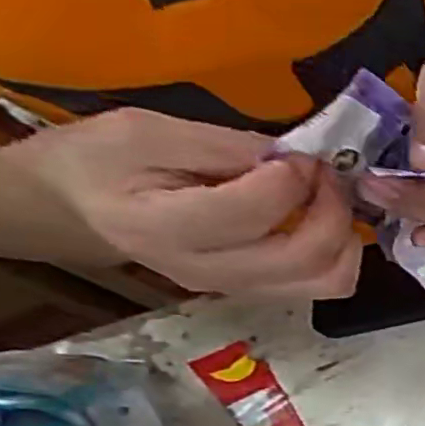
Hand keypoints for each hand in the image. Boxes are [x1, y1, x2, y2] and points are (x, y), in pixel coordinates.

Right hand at [2, 108, 360, 297]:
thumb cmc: (102, 161)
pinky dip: (340, 251)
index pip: (250, 214)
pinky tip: (323, 218)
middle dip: (333, 212)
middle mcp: (209, 273)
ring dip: (345, 237)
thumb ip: (223, 146)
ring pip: (328, 281)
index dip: (290, 183)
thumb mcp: (144, 131)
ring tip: (330, 197)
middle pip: (305, 259)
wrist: (79, 209)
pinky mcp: (264, 294)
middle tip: (328, 174)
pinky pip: (324, 283)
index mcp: (161, 228)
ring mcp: (242, 291)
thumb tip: (292, 156)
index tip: (302, 156)